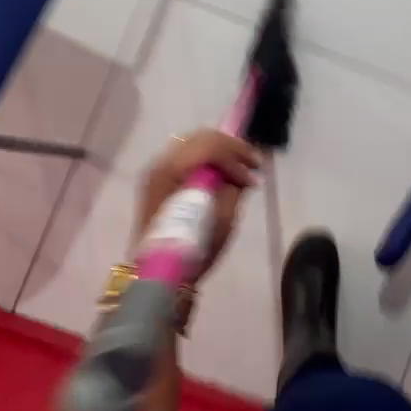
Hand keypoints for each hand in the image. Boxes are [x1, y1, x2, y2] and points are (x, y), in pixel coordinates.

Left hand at [134, 130, 262, 282]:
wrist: (159, 272)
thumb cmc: (193, 247)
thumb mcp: (221, 219)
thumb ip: (232, 188)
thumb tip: (241, 175)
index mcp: (175, 170)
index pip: (212, 145)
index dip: (238, 156)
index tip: (254, 176)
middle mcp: (161, 163)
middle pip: (202, 137)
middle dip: (231, 148)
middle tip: (253, 164)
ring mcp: (155, 170)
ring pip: (193, 144)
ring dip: (219, 152)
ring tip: (238, 170)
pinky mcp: (156, 180)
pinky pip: (185, 157)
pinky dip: (205, 160)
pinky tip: (219, 175)